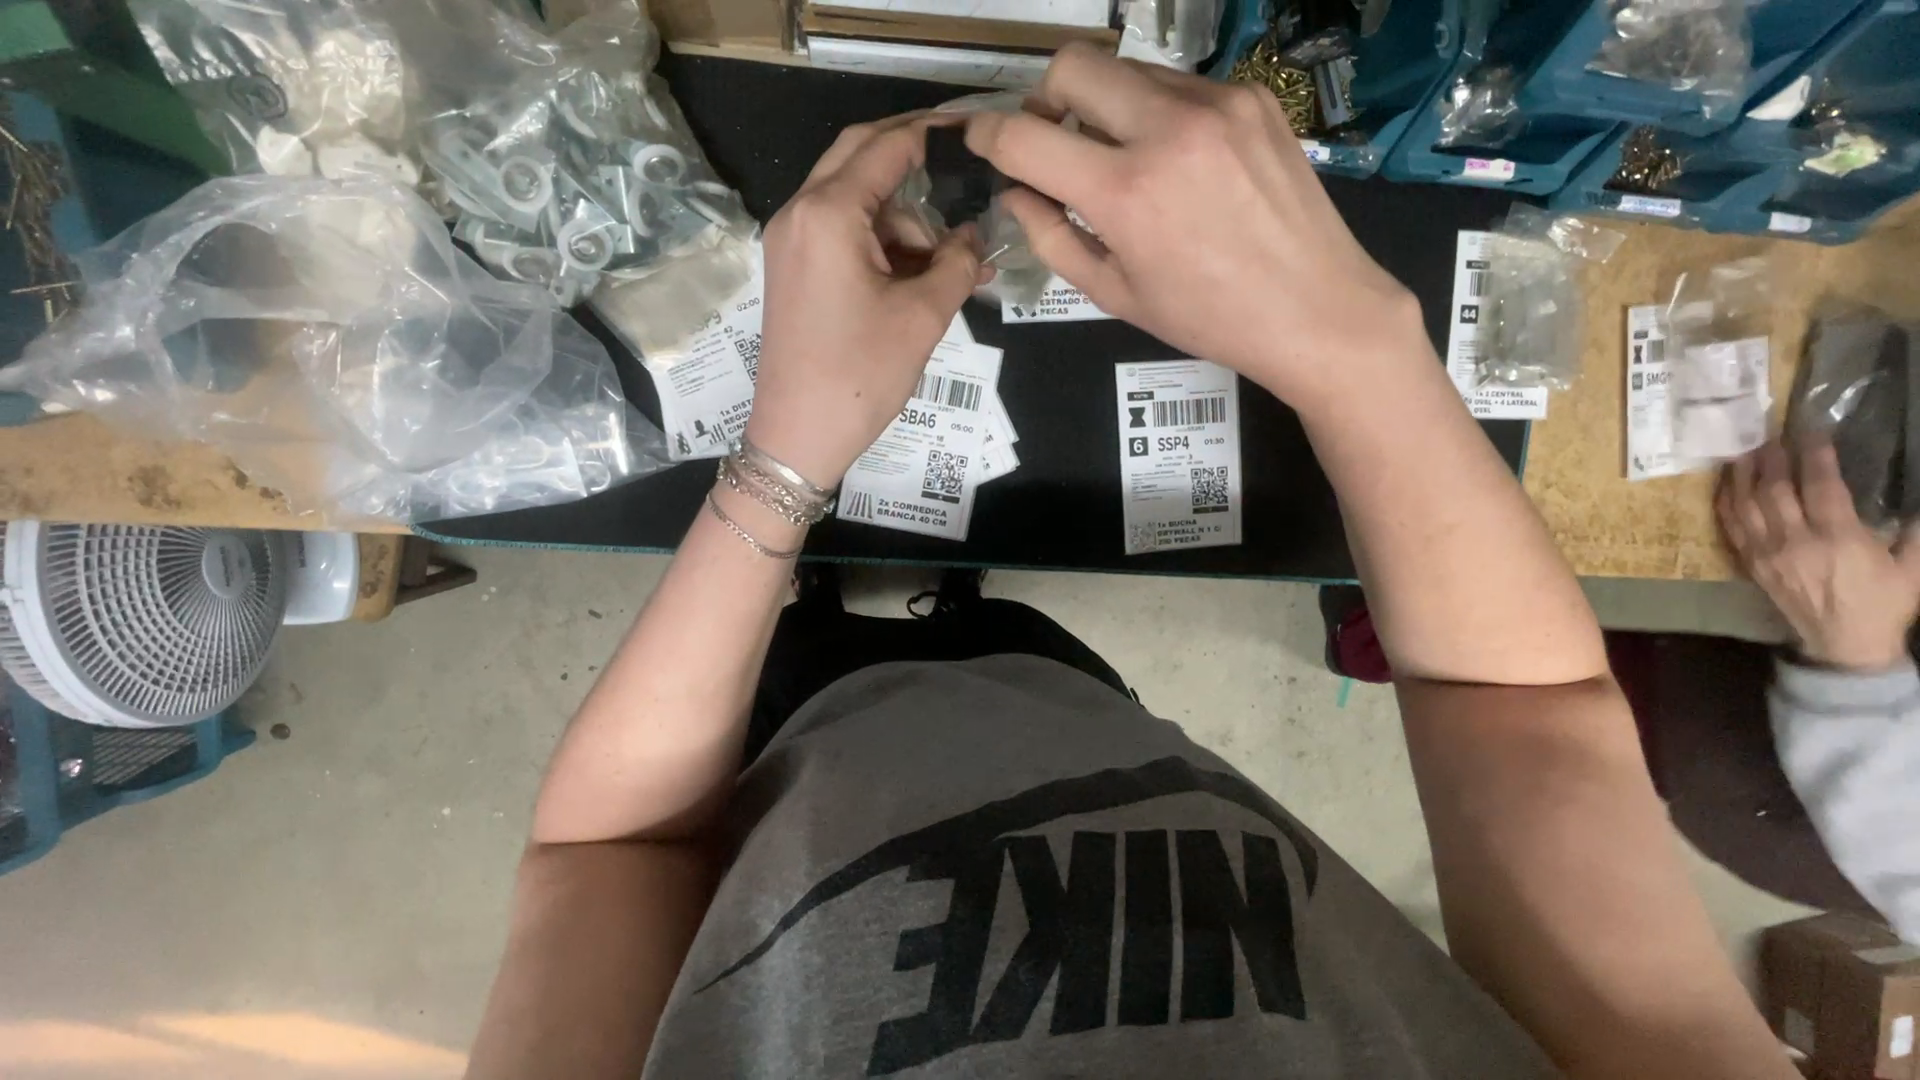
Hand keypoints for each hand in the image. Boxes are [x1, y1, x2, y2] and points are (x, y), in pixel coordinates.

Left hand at [745, 115, 984, 488]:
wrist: (797, 437)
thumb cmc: (861, 376)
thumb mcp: (923, 317)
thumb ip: (957, 262)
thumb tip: (974, 235)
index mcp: (829, 213)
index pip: (886, 146)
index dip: (933, 134)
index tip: (974, 132)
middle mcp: (800, 213)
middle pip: (859, 158)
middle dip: (912, 163)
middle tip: (963, 174)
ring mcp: (790, 242)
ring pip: (854, 201)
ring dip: (903, 218)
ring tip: (953, 262)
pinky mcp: (792, 271)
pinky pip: (840, 234)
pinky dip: (881, 244)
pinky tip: (921, 275)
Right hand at [963, 43, 1426, 406]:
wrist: (1315, 308)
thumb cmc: (1206, 317)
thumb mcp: (1115, 294)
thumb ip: (1052, 238)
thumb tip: (1015, 194)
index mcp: (1124, 193)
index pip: (1025, 136)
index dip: (987, 135)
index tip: (981, 141)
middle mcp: (1167, 129)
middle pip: (1072, 65)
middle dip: (1045, 98)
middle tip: (1054, 141)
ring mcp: (1216, 103)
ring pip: (1127, 69)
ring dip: (1104, 105)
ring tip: (1121, 158)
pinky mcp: (1252, 96)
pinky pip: (1179, 84)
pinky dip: (1157, 112)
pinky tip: (1176, 159)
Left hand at [1719, 440, 1919, 670]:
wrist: (1843, 641)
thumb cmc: (1885, 602)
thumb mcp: (1914, 565)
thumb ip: (1917, 529)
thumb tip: (1915, 495)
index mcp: (1839, 538)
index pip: (1821, 488)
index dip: (1815, 458)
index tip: (1811, 434)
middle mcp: (1794, 541)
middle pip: (1774, 491)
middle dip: (1771, 460)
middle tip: (1768, 435)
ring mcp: (1765, 552)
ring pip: (1744, 505)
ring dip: (1742, 476)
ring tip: (1742, 452)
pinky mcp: (1748, 562)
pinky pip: (1730, 526)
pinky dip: (1725, 502)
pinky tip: (1726, 486)